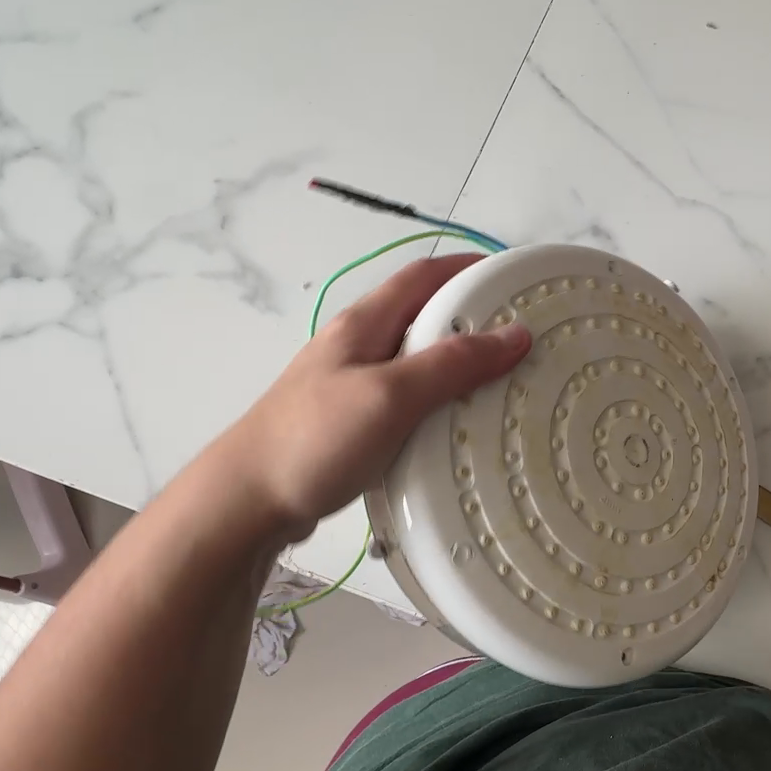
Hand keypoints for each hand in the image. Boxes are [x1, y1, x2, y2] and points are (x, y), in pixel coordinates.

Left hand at [208, 254, 531, 539]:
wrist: (248, 502)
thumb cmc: (316, 438)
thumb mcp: (391, 394)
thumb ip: (453, 364)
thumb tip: (516, 334)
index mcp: (364, 325)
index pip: (423, 276)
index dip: (469, 268)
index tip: (514, 279)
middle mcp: (357, 348)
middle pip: (422, 317)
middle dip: (473, 319)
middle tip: (522, 342)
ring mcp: (352, 387)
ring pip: (416, 362)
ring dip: (458, 365)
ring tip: (502, 384)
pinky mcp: (352, 423)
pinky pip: (407, 400)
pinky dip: (439, 402)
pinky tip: (457, 427)